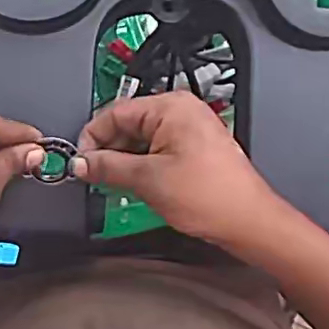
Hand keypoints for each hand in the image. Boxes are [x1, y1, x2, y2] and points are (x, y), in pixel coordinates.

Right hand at [73, 92, 289, 248]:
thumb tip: (82, 162)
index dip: (92, 138)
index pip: (114, 112)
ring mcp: (189, 127)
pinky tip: (135, 183)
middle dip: (108, 151)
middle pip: (127, 123)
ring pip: (140, 138)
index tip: (81, 160)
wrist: (247, 221)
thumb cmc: (213, 196)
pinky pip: (156, 147)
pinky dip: (141, 164)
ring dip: (124, 160)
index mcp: (171, 107)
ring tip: (115, 183)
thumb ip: (107, 167)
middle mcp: (182, 111)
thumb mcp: (146, 179)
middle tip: (94, 174)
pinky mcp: (193, 146)